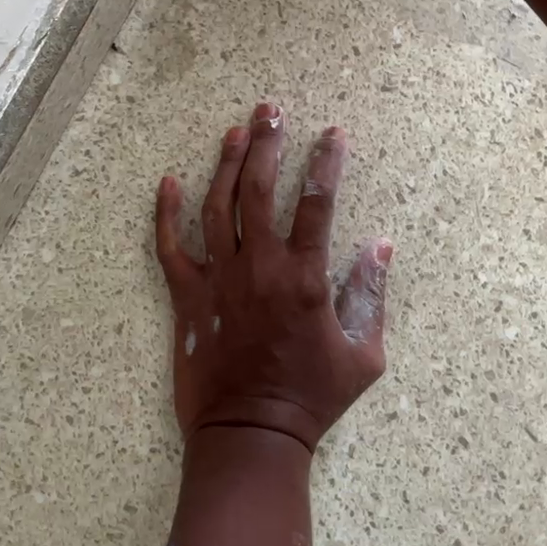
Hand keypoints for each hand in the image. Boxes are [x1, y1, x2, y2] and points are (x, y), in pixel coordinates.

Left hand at [154, 102, 393, 450]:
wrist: (251, 434)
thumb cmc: (312, 397)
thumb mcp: (363, 355)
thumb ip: (372, 295)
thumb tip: (380, 245)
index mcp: (304, 278)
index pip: (318, 203)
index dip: (326, 162)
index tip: (332, 133)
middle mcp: (259, 267)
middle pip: (259, 190)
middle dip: (267, 144)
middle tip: (270, 111)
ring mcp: (219, 279)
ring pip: (217, 207)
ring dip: (225, 164)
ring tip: (235, 131)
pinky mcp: (188, 297)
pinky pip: (170, 246)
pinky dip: (166, 213)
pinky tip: (168, 182)